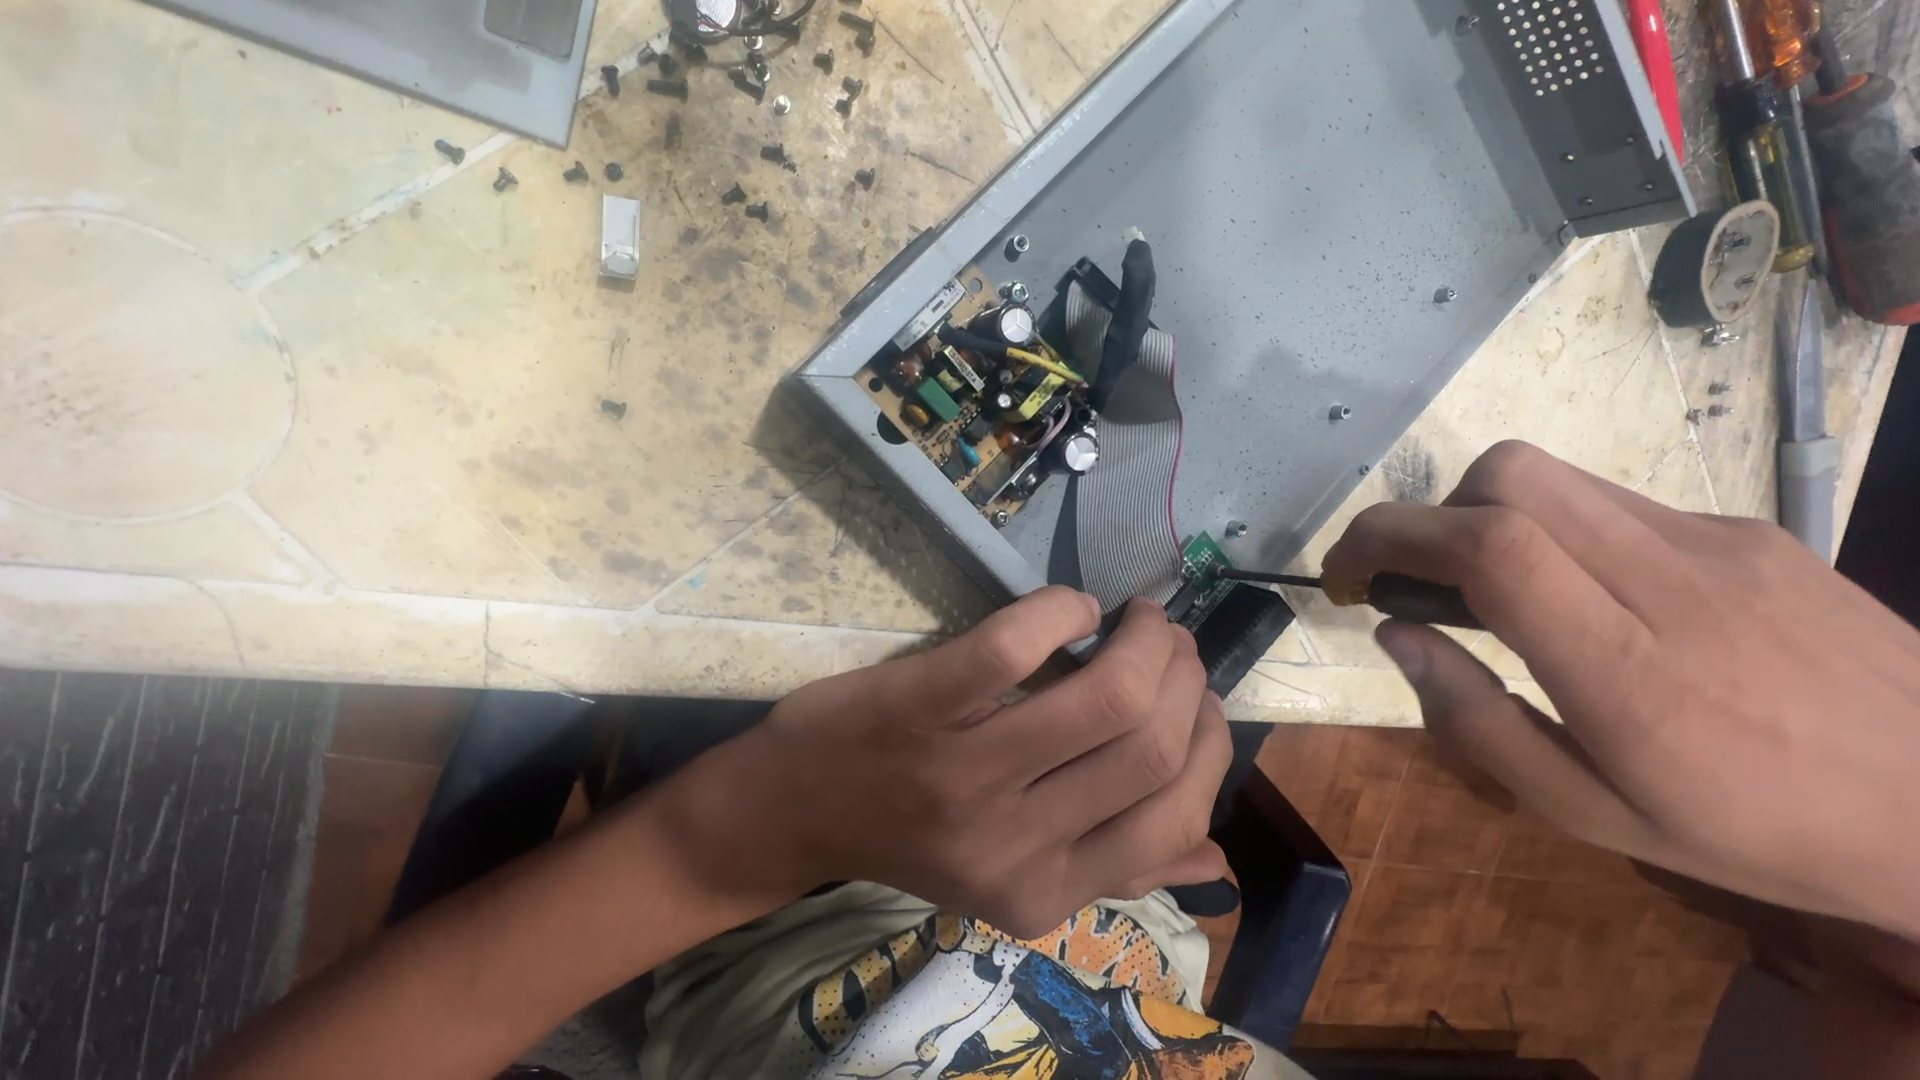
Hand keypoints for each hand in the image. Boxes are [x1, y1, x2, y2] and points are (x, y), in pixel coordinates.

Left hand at [654, 587, 1230, 937]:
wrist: (790, 812)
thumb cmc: (908, 834)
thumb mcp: (1009, 879)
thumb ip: (1109, 872)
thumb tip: (1209, 856)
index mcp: (1046, 890)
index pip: (1172, 819)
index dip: (1207, 747)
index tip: (1198, 701)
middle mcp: (1012, 843)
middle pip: (1148, 748)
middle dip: (1183, 680)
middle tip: (1171, 643)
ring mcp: (963, 773)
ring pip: (1105, 698)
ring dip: (1143, 641)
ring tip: (1138, 618)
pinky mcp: (918, 706)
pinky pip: (1015, 646)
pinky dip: (1062, 612)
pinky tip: (1072, 606)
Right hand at [1323, 441, 1919, 941]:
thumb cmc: (1754, 831)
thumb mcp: (1587, 812)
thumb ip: (1474, 720)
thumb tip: (1395, 634)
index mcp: (1628, 672)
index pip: (1490, 548)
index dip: (1392, 537)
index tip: (1347, 568)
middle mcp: (1672, 581)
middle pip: (1510, 476)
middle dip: (1430, 512)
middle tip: (1417, 576)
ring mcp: (1720, 542)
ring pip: (1555, 476)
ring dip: (1486, 515)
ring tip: (1494, 585)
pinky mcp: (1749, 529)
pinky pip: (1613, 502)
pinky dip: (1556, 528)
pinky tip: (1589, 593)